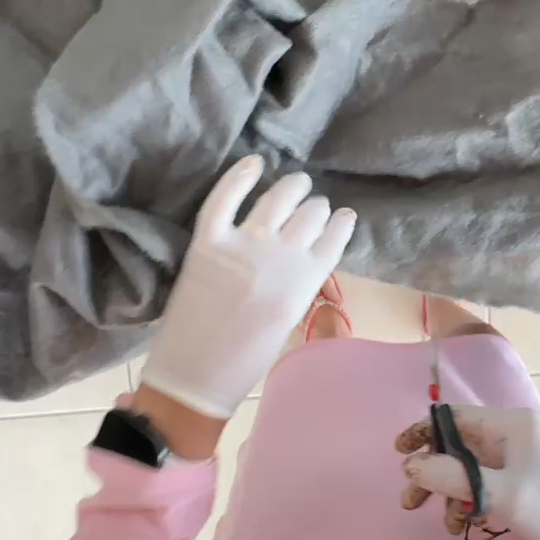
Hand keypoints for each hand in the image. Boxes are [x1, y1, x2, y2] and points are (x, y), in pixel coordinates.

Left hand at [139, 156, 356, 419]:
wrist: (196, 376)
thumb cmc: (245, 361)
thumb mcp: (287, 322)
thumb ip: (296, 284)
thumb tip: (297, 256)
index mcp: (306, 282)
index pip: (333, 238)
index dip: (341, 224)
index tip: (343, 216)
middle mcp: (282, 257)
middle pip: (309, 215)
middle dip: (316, 207)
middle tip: (314, 203)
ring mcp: (244, 245)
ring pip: (277, 200)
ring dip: (293, 187)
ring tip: (297, 182)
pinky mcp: (209, 242)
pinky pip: (225, 198)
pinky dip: (240, 176)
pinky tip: (254, 162)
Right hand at [393, 406, 539, 539]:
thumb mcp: (500, 494)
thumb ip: (451, 476)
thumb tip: (411, 464)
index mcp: (513, 425)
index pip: (455, 417)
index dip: (423, 433)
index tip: (398, 457)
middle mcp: (516, 436)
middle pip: (459, 444)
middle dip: (433, 471)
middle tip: (411, 502)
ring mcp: (522, 461)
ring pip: (469, 468)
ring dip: (450, 492)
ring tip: (447, 524)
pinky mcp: (526, 486)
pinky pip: (485, 485)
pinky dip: (470, 502)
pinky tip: (467, 524)